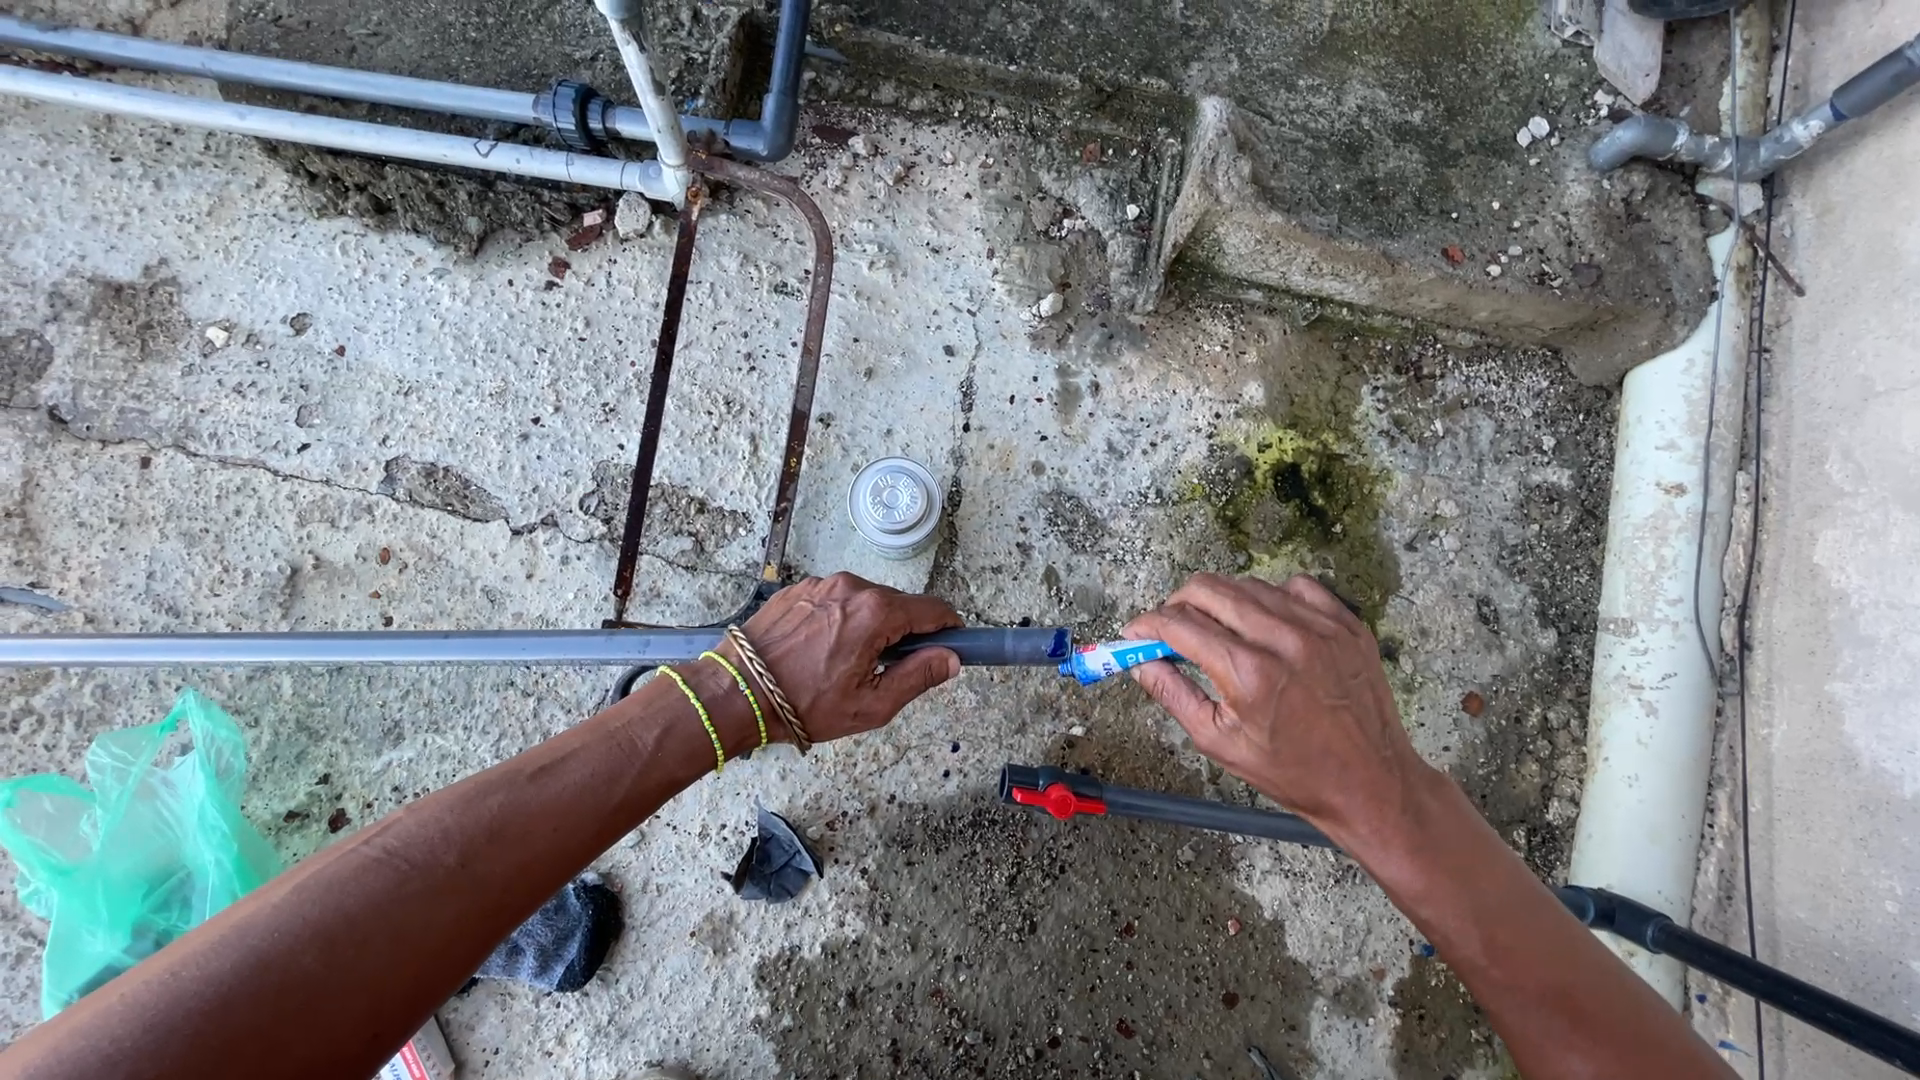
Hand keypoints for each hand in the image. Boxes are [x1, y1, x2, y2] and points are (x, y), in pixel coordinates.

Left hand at [732, 572, 962, 742]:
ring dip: (871, 624)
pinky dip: (841, 619)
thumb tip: (951, 659)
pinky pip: (835, 599)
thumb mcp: (871, 704)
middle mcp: (851, 587)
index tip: (952, 642)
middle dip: (905, 631)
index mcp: (875, 612)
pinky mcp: (798, 589)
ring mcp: (821, 584)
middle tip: (891, 667)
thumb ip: (918, 677)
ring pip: (866, 600)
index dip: (948, 627)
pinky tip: (824, 649)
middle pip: (898, 604)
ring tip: (849, 661)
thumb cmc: (803, 704)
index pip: (932, 609)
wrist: (737, 692)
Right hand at [1124, 573, 1436, 849]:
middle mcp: (1283, 639)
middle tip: (1169, 628)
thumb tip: (1139, 663)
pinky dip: (1269, 597)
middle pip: (1207, 589)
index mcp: (1247, 672)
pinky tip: (1265, 624)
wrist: (1370, 782)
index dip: (1147, 624)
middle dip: (1175, 604)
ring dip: (1220, 601)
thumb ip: (1173, 694)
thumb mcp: (1219, 742)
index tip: (1135, 632)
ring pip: (1247, 584)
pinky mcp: (1346, 623)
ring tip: (1216, 630)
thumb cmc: (1292, 770)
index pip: (1178, 624)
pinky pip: (1295, 586)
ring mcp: (1320, 626)